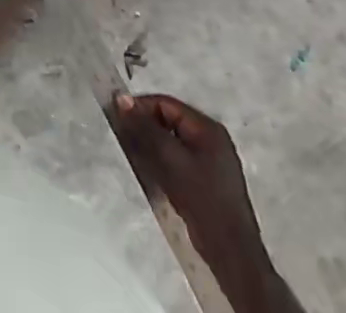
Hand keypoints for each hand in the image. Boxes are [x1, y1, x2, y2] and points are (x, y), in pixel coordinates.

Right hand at [109, 94, 265, 275]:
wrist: (228, 247)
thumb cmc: (200, 196)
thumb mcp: (169, 157)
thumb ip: (145, 127)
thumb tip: (121, 98)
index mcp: (207, 128)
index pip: (165, 104)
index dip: (140, 108)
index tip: (117, 119)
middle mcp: (211, 138)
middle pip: (168, 120)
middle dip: (145, 126)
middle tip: (124, 138)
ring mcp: (210, 159)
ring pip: (171, 140)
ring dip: (151, 144)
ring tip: (135, 156)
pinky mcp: (206, 178)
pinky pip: (177, 157)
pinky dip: (161, 159)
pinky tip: (151, 172)